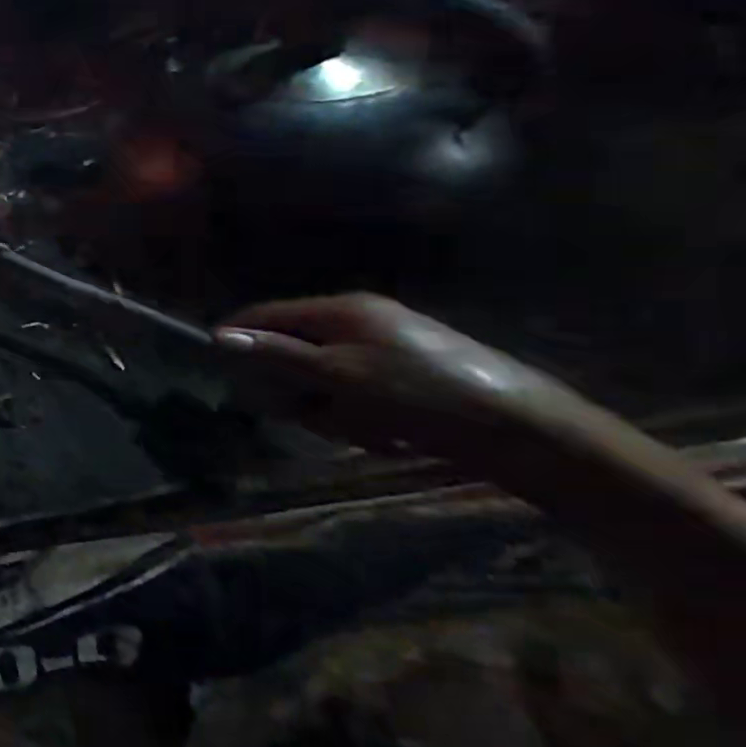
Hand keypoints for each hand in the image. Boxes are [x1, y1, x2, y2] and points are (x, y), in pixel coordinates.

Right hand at [213, 293, 598, 460]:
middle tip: (312, 416)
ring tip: (362, 432)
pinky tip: (385, 437)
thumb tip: (220, 337)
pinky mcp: (405, 379)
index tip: (222, 373)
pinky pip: (354, 396)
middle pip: (291, 352)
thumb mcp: (340, 376)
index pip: (266, 314)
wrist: (526, 433)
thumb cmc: (421, 395)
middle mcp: (359, 322)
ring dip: (330, 412)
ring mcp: (384, 350)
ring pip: (321, 381)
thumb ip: (278, 355)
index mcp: (341, 310)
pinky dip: (359, 420)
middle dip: (295, 390)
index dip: (240, 340)